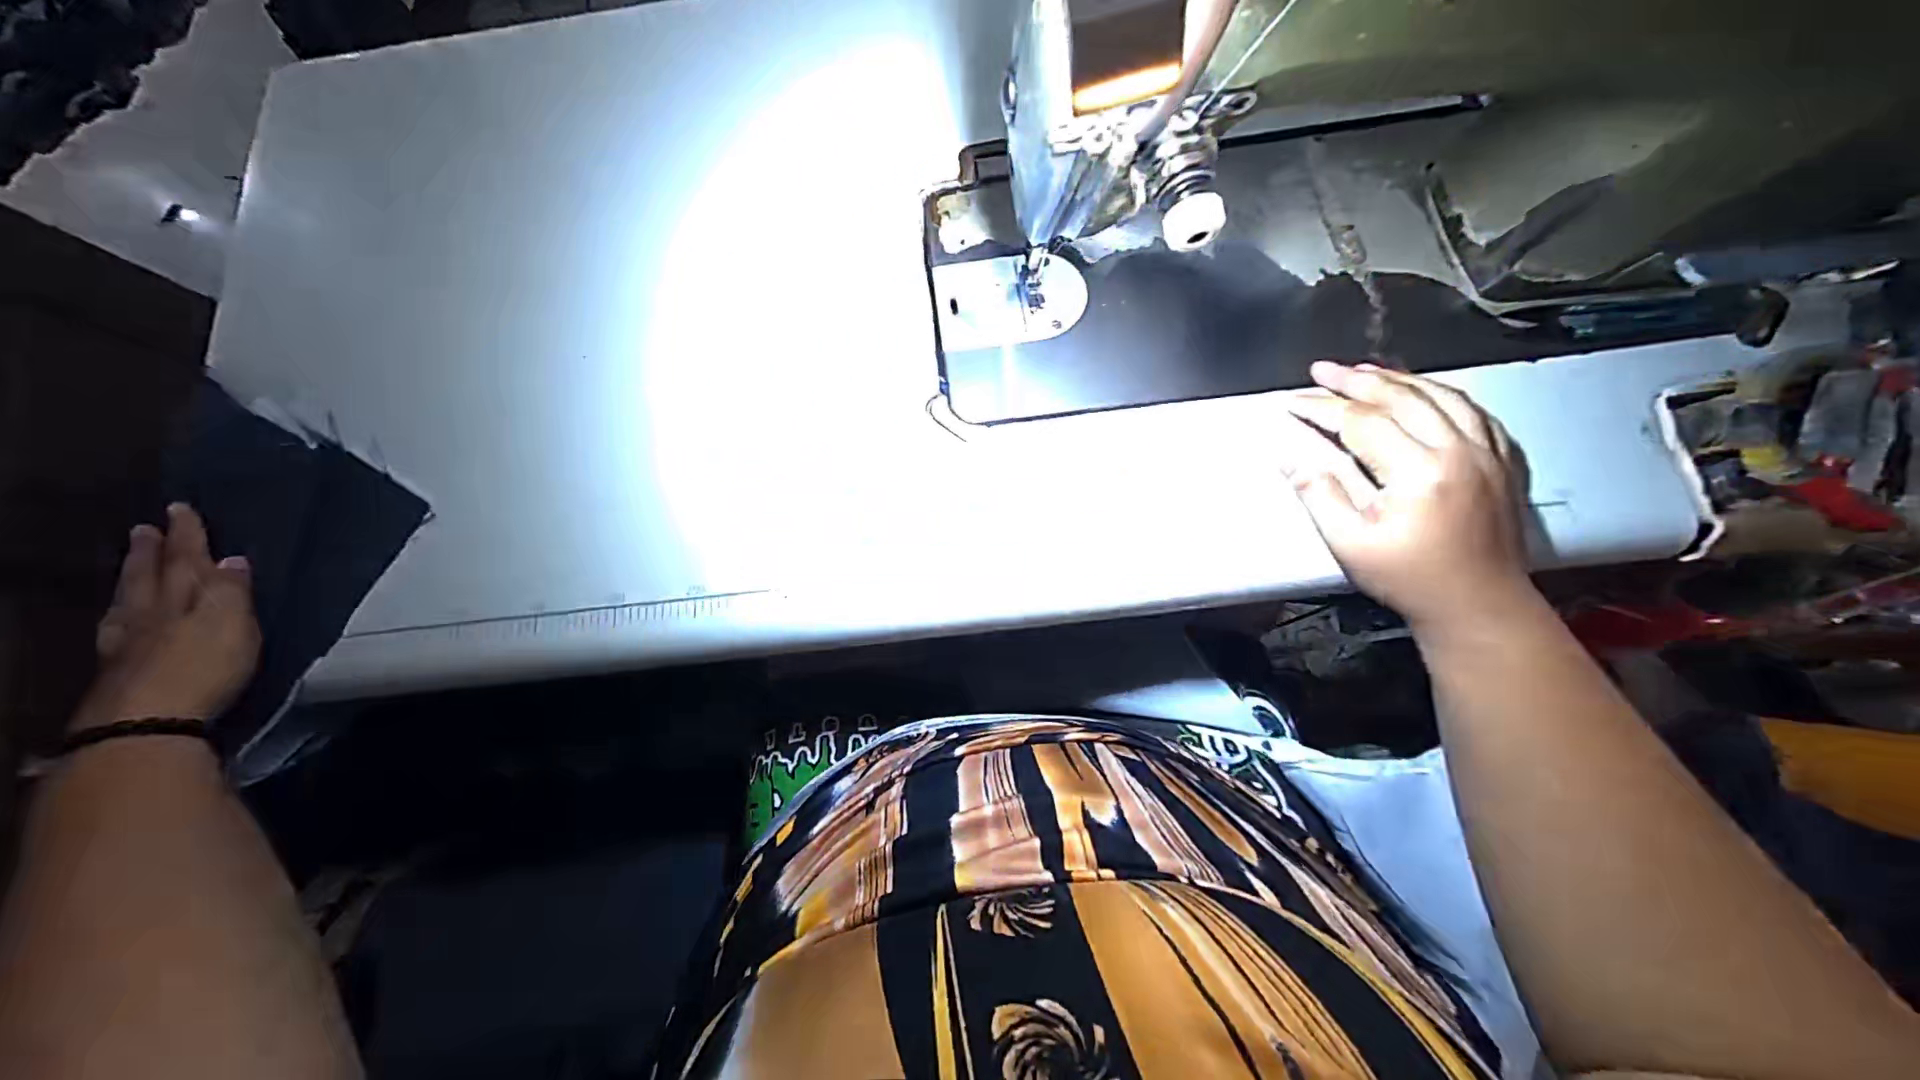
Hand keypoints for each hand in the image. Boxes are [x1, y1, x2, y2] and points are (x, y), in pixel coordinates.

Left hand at [73, 504, 260, 732]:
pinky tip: (123, 618)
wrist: (148, 721)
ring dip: (134, 579)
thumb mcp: (232, 621)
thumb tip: (232, 560)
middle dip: (153, 552)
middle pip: (151, 575)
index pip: (186, 558)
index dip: (187, 535)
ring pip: (130, 599)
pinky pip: (120, 626)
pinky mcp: (121, 669)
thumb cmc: (204, 665)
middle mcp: (151, 612)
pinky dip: (124, 613)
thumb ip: (231, 590)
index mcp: (183, 597)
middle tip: (146, 529)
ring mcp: (129, 642)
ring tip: (133, 564)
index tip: (180, 509)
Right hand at [1277, 362, 1534, 631]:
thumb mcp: (1350, 544)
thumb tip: (1290, 459)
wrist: (1478, 605)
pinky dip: (1441, 394)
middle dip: (1356, 380)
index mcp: (1419, 472)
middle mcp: (1458, 451)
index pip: (1361, 422)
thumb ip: (1319, 495)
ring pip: (1440, 395)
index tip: (1294, 403)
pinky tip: (1423, 392)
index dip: (1322, 408)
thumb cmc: (1411, 580)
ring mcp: (1486, 453)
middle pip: (1401, 397)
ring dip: (1398, 378)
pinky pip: (1473, 411)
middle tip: (1323, 370)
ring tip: (1365, 371)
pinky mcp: (1501, 462)